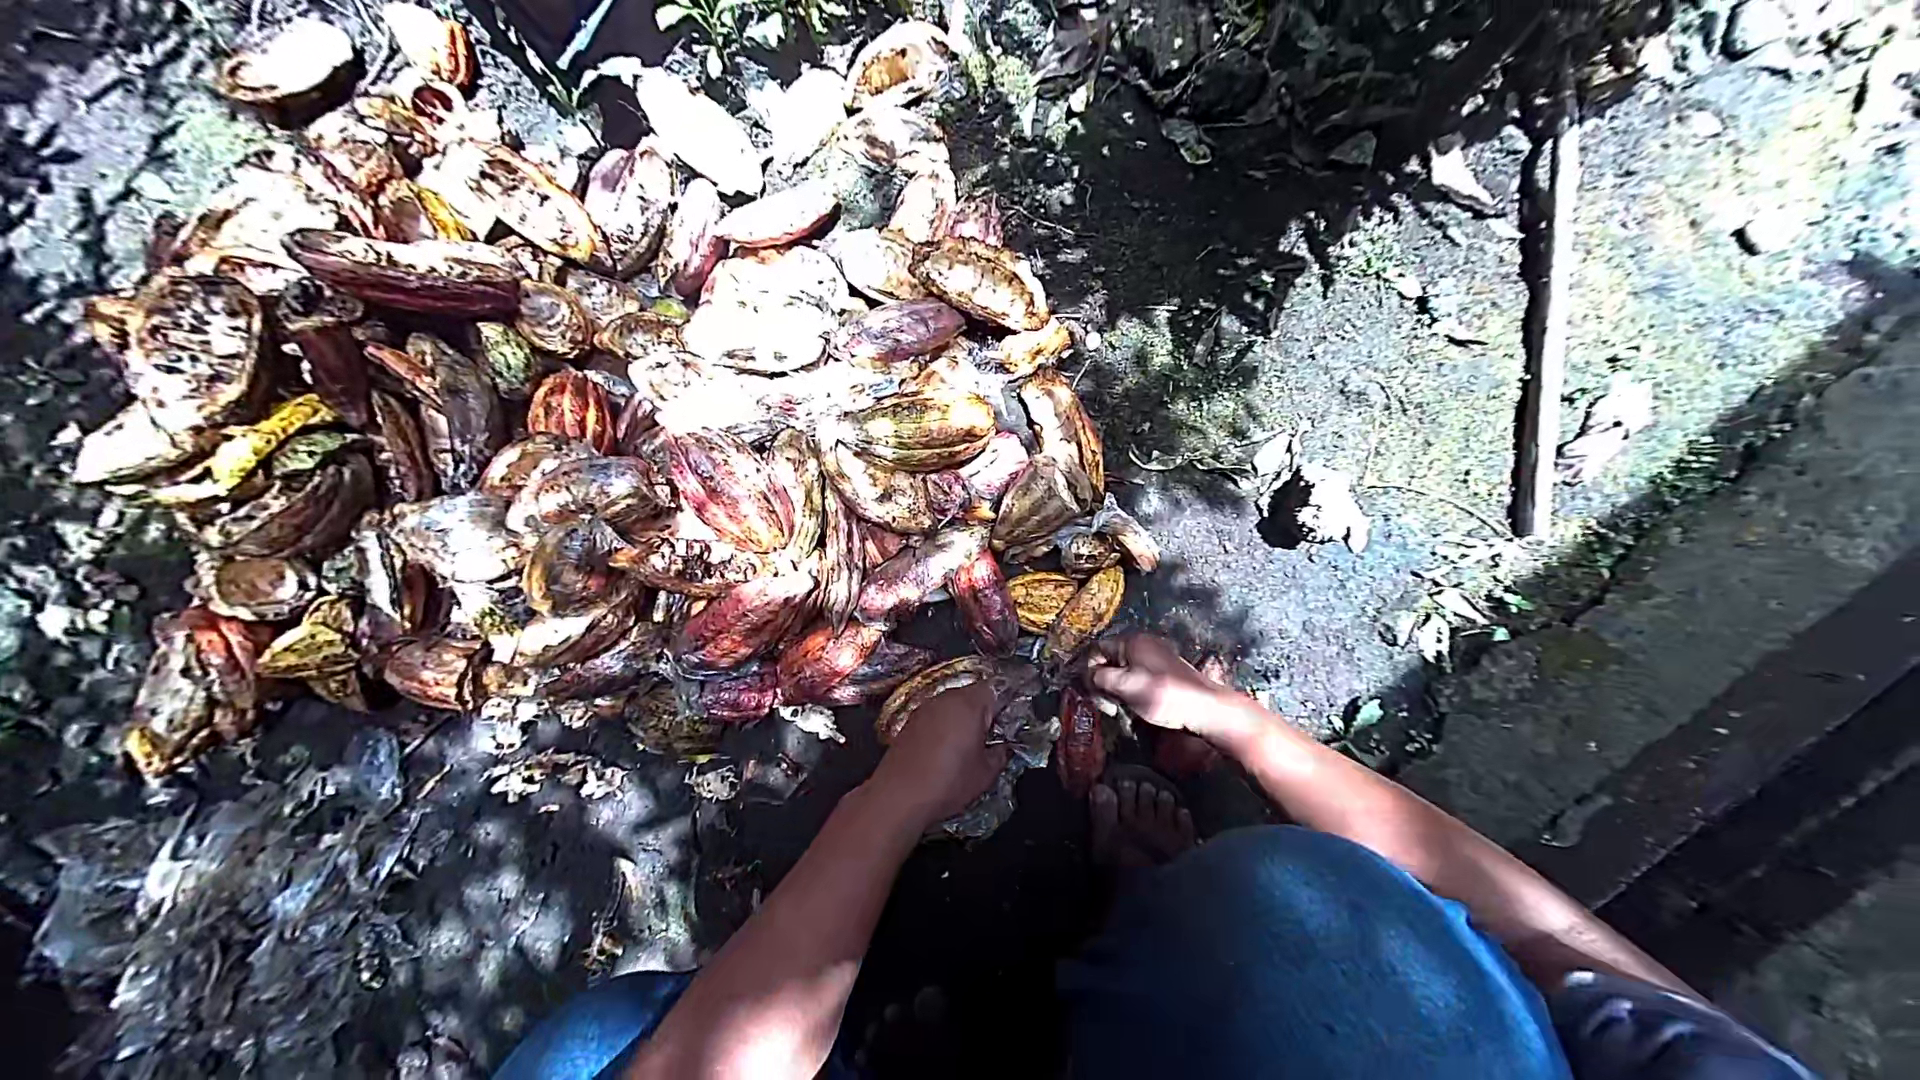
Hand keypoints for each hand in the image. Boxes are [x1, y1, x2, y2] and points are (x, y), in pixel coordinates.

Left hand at [867, 681, 1008, 830]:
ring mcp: (926, 708)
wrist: (898, 795)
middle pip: (974, 694)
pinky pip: (937, 716)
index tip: (1016, 716)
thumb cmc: (948, 782)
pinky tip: (948, 749)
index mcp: (970, 704)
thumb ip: (1001, 754)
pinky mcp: (911, 721)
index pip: (998, 688)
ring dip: (965, 718)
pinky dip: (947, 726)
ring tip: (973, 745)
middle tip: (997, 735)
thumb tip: (1004, 747)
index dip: (1010, 700)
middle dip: (987, 711)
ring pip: (954, 705)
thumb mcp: (986, 773)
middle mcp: (946, 698)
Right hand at [1086, 634, 1263, 745]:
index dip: (1089, 670)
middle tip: (1108, 704)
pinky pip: (1138, 677)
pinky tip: (1137, 705)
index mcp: (1132, 641)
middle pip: (1110, 660)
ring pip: (1123, 671)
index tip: (1093, 692)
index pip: (1097, 649)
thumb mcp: (1123, 685)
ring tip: (1122, 707)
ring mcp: (1157, 658)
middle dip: (1103, 682)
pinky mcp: (1166, 673)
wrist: (1204, 710)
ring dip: (1117, 689)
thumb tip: (1089, 674)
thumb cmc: (1162, 695)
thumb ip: (1098, 676)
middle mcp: (1144, 644)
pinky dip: (1132, 691)